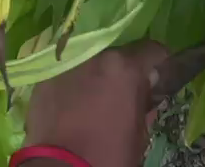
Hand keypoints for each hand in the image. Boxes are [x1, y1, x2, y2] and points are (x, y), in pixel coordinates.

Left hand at [23, 40, 169, 166]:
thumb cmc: (108, 157)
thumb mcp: (139, 136)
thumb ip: (145, 105)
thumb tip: (147, 91)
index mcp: (124, 68)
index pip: (152, 50)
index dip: (159, 64)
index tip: (158, 78)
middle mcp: (95, 55)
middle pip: (118, 54)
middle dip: (124, 71)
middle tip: (123, 94)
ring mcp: (67, 63)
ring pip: (90, 60)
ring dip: (97, 74)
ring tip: (95, 98)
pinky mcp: (45, 76)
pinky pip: (67, 72)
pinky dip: (74, 83)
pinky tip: (73, 103)